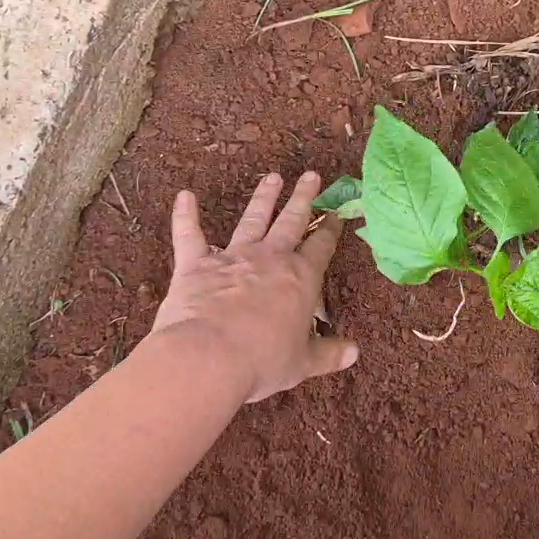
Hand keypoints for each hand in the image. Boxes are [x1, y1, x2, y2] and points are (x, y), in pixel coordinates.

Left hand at [150, 172, 357, 404]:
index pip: (321, 247)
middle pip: (292, 221)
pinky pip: (189, 235)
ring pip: (252, 219)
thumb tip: (354, 353)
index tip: (336, 214)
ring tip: (273, 177)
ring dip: (263, 197)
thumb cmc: (262, 360)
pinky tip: (184, 196)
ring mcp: (233, 258)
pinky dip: (185, 215)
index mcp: (301, 277)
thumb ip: (328, 353)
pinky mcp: (196, 265)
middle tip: (311, 175)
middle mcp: (271, 258)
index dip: (330, 230)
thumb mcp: (302, 362)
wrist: (208, 357)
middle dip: (303, 198)